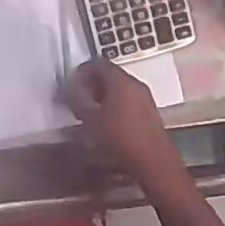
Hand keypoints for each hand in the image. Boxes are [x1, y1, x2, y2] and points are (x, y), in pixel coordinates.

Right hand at [65, 59, 181, 182]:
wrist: (152, 162)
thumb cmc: (119, 138)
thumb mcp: (91, 120)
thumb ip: (79, 101)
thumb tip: (73, 91)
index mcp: (120, 81)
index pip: (98, 63)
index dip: (82, 72)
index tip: (71, 86)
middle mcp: (135, 84)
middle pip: (109, 74)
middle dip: (91, 84)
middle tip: (78, 99)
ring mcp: (145, 98)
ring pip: (119, 88)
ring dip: (102, 95)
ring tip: (90, 112)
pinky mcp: (149, 112)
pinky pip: (128, 99)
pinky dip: (114, 104)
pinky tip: (106, 122)